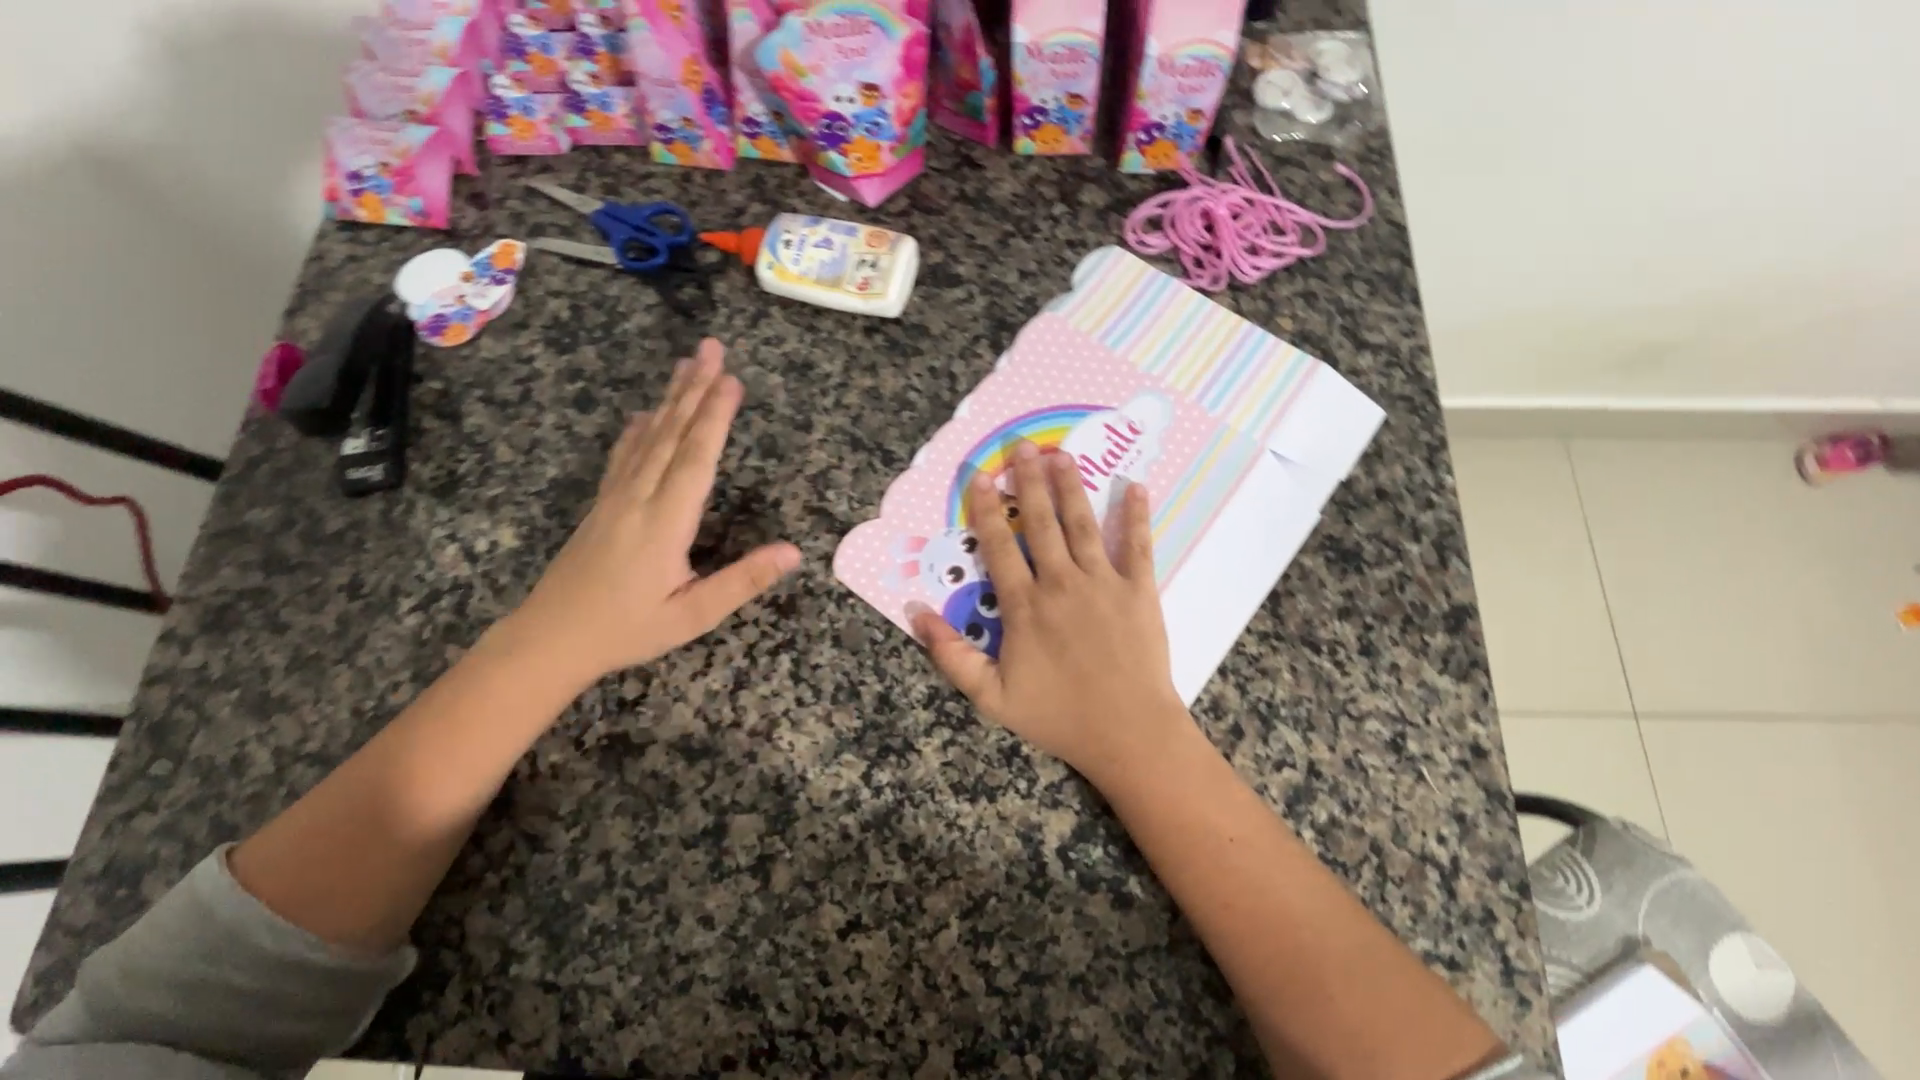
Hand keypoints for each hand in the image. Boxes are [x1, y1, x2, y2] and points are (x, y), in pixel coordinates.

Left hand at [503, 339, 800, 684]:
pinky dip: (637, 431)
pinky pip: (624, 458)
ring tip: (686, 365)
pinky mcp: (602, 507)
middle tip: (712, 349)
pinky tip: (642, 415)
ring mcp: (615, 499)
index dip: (715, 417)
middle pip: (670, 435)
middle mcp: (638, 499)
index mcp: (664, 522)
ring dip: (669, 400)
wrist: (549, 639)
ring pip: (647, 439)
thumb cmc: (626, 630)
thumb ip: (742, 581)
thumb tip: (794, 552)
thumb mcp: (692, 615)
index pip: (695, 459)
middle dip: (694, 390)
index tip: (732, 379)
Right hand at [912, 440, 1197, 785]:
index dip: (987, 511)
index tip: (982, 477)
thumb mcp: (991, 696)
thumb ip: (950, 654)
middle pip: (1041, 523)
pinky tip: (1135, 486)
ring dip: (1071, 487)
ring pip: (1083, 524)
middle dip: (1030, 482)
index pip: (999, 547)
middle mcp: (1061, 583)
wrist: (1128, 733)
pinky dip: (1135, 515)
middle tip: (1022, 446)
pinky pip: (1138, 545)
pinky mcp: (1140, 590)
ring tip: (1061, 454)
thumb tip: (915, 611)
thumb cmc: (1058, 716)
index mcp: (1025, 606)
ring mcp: (1103, 583)